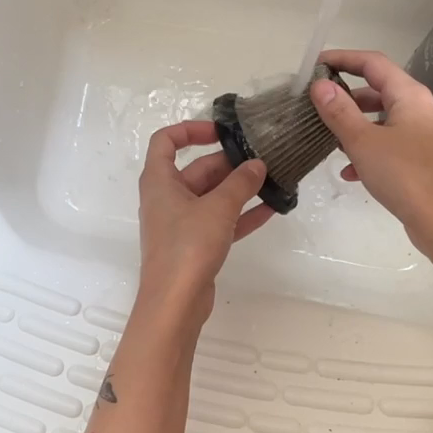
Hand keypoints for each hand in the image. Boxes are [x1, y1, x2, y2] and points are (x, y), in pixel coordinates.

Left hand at [135, 120, 272, 322]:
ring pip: (212, 197)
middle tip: (264, 158)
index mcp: (159, 181)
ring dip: (240, 189)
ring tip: (274, 179)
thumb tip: (257, 165)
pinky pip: (220, 221)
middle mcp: (166, 198)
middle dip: (230, 163)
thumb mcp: (218, 208)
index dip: (190, 130)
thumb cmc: (188, 247)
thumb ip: (240, 183)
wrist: (175, 302)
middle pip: (197, 170)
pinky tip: (272, 208)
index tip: (221, 131)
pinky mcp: (194, 245)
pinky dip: (242, 214)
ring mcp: (180, 223)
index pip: (165, 141)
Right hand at [310, 49, 432, 254]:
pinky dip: (366, 153)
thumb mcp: (364, 142)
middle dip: (345, 97)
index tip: (315, 66)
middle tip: (315, 106)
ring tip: (327, 139)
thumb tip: (319, 85)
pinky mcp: (420, 161)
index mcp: (409, 96)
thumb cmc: (405, 175)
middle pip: (377, 91)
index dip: (343, 59)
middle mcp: (419, 110)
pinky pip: (387, 146)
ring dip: (353, 127)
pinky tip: (349, 173)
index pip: (373, 63)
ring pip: (381, 121)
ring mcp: (421, 136)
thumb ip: (340, 113)